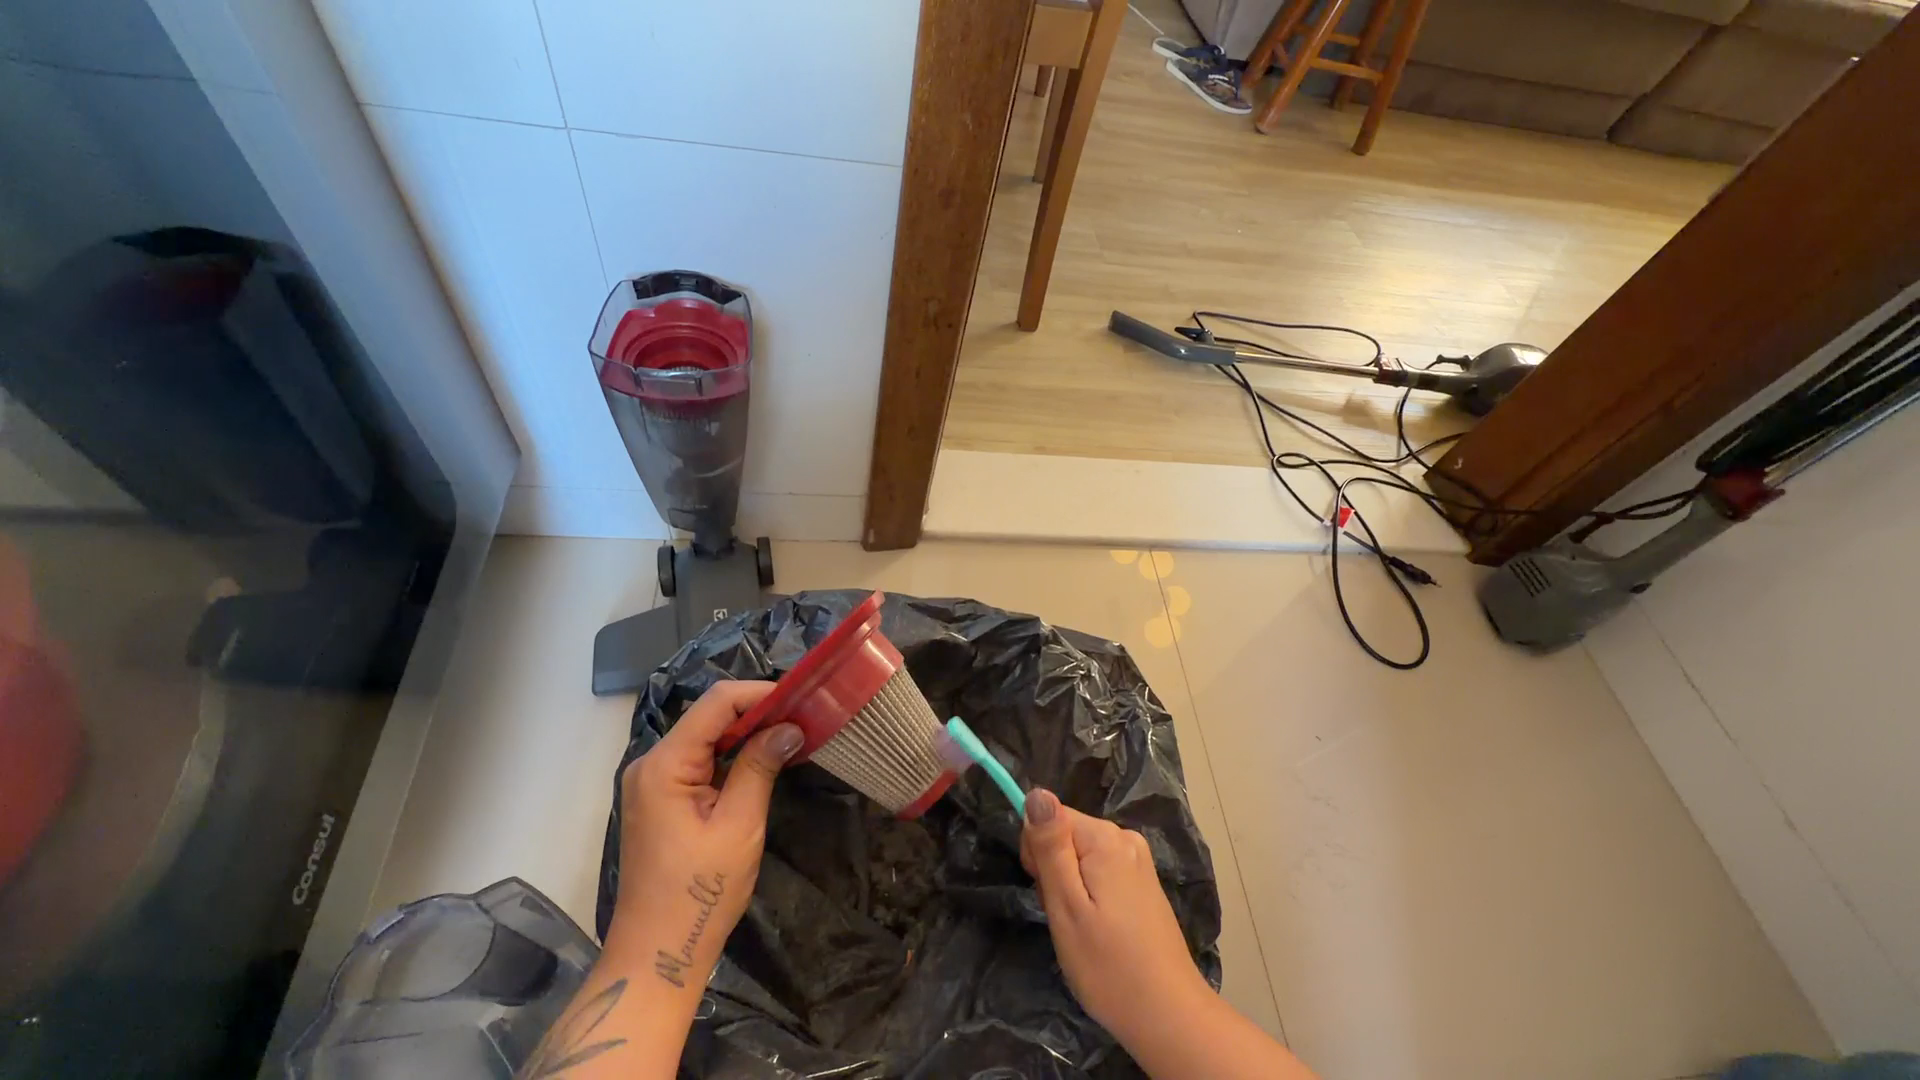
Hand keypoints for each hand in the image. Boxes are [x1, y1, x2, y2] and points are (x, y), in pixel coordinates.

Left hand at [613, 681, 800, 992]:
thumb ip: (760, 767)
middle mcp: (651, 763)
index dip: (760, 694)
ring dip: (746, 733)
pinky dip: (731, 755)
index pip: (716, 704)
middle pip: (708, 716)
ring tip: (792, 732)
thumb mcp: (739, 825)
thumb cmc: (700, 892)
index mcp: (665, 764)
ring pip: (704, 737)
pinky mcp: (660, 800)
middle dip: (757, 711)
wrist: (657, 953)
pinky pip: (699, 761)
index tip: (802, 698)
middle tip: (804, 715)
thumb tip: (790, 727)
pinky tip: (763, 759)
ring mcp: (652, 782)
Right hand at [1020, 788, 1213, 1040]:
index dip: (1038, 854)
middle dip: (1053, 870)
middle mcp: (1125, 838)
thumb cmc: (1108, 965)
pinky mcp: (1144, 883)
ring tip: (1082, 928)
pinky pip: (1100, 870)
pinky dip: (1090, 895)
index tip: (1047, 892)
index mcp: (1105, 838)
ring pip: (1080, 854)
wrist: (1167, 1015)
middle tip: (1064, 916)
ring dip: (1069, 886)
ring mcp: (1138, 861)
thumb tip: (1036, 792)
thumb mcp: (1066, 906)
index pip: (1049, 817)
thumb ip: (1050, 846)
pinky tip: (1098, 928)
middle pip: (1066, 833)